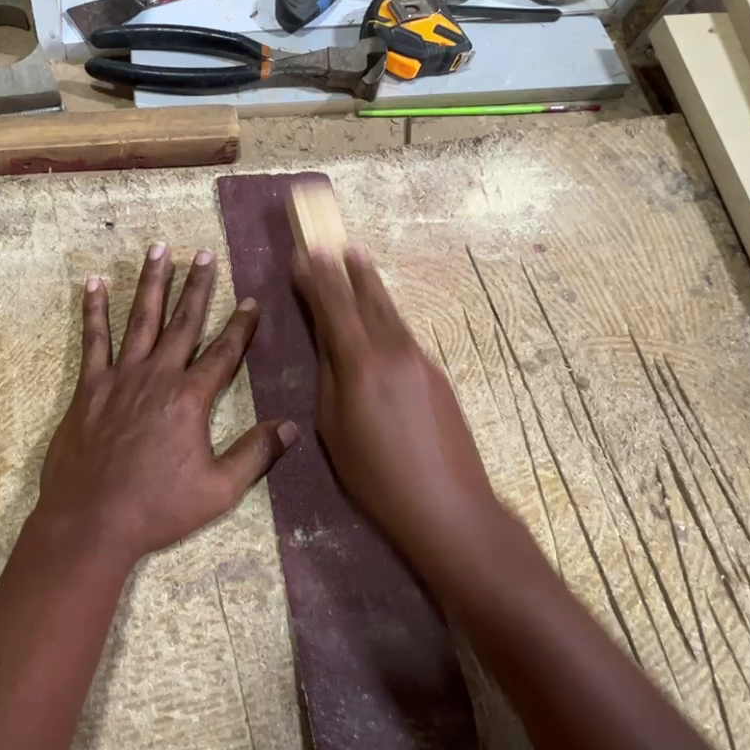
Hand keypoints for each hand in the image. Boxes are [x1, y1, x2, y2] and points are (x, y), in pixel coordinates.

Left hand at [35, 242, 299, 562]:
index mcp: (191, 399)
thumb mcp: (218, 490)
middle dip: (197, 286)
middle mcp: (158, 377)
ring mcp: (120, 377)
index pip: (224, 352)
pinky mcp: (89, 386)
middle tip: (204, 253)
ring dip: (151, 282)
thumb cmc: (157, 508)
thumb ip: (255, 454)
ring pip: (140, 318)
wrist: (92, 519)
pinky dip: (94, 310)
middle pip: (183, 322)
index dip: (241, 325)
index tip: (251, 299)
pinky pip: (93, 339)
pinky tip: (94, 282)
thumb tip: (291, 428)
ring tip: (159, 249)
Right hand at [292, 245, 496, 551]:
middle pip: (366, 297)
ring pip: (389, 311)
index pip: (333, 306)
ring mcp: (420, 360)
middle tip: (332, 242)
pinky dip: (384, 314)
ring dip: (369, 284)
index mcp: (361, 363)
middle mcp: (393, 350)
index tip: (302, 253)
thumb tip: (328, 341)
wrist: (448, 506)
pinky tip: (377, 313)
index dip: (316, 278)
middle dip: (346, 269)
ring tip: (356, 258)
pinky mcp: (436, 375)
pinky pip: (402, 332)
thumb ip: (330, 376)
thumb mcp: (334, 426)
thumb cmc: (375, 476)